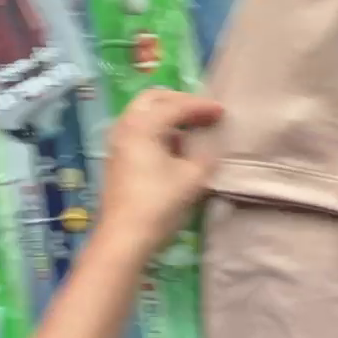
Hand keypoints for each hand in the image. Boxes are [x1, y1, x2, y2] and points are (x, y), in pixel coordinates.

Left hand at [99, 88, 224, 249]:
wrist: (124, 238)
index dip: (201, 107)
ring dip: (165, 115)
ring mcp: (116, 143)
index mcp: (142, 125)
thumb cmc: (159, 204)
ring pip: (141, 114)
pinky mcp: (116, 159)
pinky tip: (172, 146)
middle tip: (200, 111)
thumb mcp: (192, 178)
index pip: (176, 106)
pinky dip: (156, 129)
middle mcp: (125, 127)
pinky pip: (137, 130)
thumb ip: (205, 156)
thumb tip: (209, 148)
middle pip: (152, 99)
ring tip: (189, 126)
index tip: (221, 111)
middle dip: (178, 101)